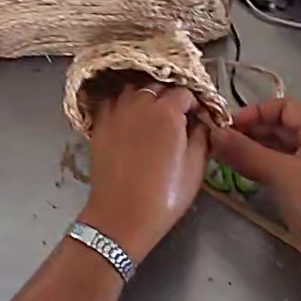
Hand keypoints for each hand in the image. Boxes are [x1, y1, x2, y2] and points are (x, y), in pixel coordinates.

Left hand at [80, 85, 208, 260]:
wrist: (120, 214)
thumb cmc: (164, 195)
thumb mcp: (195, 168)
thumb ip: (201, 137)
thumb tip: (201, 121)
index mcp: (167, 111)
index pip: (185, 92)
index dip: (194, 103)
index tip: (197, 116)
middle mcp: (140, 102)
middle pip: (158, 85)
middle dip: (169, 96)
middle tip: (176, 116)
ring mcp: (116, 110)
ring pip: (133, 88)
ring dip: (145, 95)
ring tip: (151, 113)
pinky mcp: (99, 122)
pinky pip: (112, 100)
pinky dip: (122, 102)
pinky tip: (128, 115)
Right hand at [208, 98, 300, 266]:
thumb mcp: (282, 175)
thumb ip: (246, 152)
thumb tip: (215, 133)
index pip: (285, 107)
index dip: (256, 111)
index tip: (229, 124)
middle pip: (282, 128)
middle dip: (251, 131)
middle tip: (221, 142)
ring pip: (281, 150)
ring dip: (254, 149)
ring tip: (226, 156)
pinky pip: (283, 170)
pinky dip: (262, 167)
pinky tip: (244, 173)